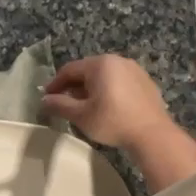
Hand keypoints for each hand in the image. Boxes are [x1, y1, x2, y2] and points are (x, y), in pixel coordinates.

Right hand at [41, 55, 178, 151]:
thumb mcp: (80, 115)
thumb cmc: (111, 121)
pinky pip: (119, 82)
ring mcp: (134, 70)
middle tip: (64, 102)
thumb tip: (44, 100)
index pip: (69, 70)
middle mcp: (117, 61)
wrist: (152, 134)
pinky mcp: (145, 82)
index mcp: (100, 64)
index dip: (55, 84)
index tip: (46, 98)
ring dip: (90, 89)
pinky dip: (107, 91)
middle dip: (73, 86)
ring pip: (104, 76)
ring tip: (84, 106)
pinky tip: (106, 107)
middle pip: (87, 70)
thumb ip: (59, 105)